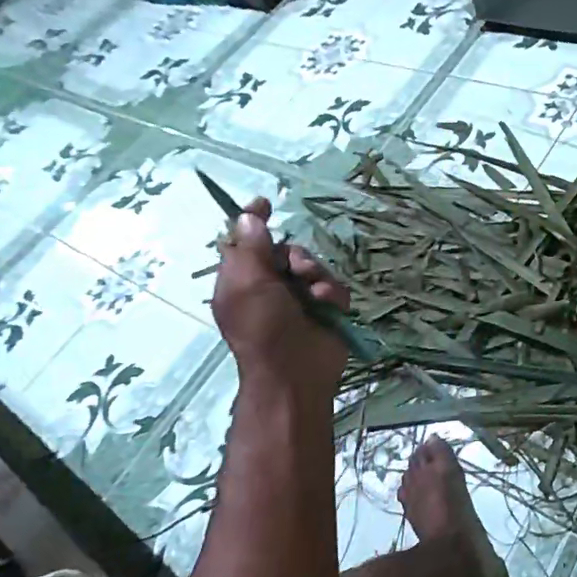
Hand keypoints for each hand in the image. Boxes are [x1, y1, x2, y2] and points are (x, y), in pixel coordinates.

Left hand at [212, 197, 350, 404]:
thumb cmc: (262, 328)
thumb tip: (247, 217)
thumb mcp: (247, 283)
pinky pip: (334, 288)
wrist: (295, 373)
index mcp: (242, 280)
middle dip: (295, 256)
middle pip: (287, 251)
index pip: (246, 242)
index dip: (254, 221)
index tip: (265, 204)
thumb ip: (249, 248)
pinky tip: (328, 306)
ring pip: (314, 267)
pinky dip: (332, 294)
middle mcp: (270, 287)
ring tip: (315, 293)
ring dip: (316, 275)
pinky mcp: (327, 311)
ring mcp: (301, 300)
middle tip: (296, 269)